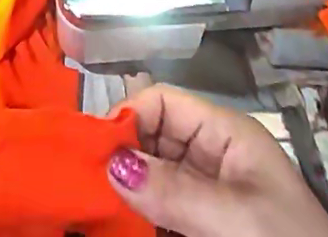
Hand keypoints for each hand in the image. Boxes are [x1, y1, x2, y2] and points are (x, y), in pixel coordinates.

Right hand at [105, 84, 327, 236]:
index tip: (97, 151)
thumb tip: (110, 163)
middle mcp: (213, 156)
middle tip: (90, 184)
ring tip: (98, 207)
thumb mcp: (237, 221)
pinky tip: (121, 225)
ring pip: (150, 176)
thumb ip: (173, 191)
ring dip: (125, 190)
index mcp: (227, 135)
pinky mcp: (203, 228)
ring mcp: (208, 195)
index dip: (127, 117)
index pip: (161, 102)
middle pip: (150, 137)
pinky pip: (159, 209)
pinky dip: (138, 216)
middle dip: (120, 157)